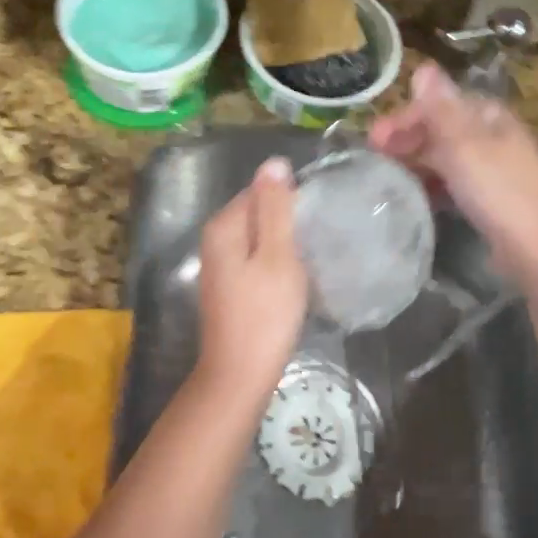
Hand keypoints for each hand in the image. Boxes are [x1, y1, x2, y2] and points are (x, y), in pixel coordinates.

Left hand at [194, 158, 308, 397]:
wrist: (239, 374)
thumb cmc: (264, 314)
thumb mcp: (277, 256)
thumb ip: (275, 209)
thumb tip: (274, 163)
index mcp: (224, 226)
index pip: (260, 190)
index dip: (291, 200)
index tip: (320, 218)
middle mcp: (215, 239)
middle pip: (258, 212)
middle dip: (288, 219)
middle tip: (322, 236)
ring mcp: (220, 264)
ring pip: (259, 237)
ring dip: (285, 242)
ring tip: (315, 255)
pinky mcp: (230, 286)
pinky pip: (257, 259)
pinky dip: (277, 262)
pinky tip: (295, 277)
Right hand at [370, 62, 537, 275]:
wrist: (536, 251)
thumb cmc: (498, 192)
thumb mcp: (463, 145)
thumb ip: (440, 108)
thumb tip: (424, 67)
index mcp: (491, 117)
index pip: (441, 104)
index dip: (406, 117)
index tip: (375, 138)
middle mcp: (495, 137)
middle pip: (442, 129)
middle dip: (407, 138)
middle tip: (374, 155)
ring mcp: (495, 169)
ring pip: (446, 156)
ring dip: (416, 160)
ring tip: (388, 176)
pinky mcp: (491, 198)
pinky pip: (454, 180)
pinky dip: (432, 182)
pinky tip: (416, 195)